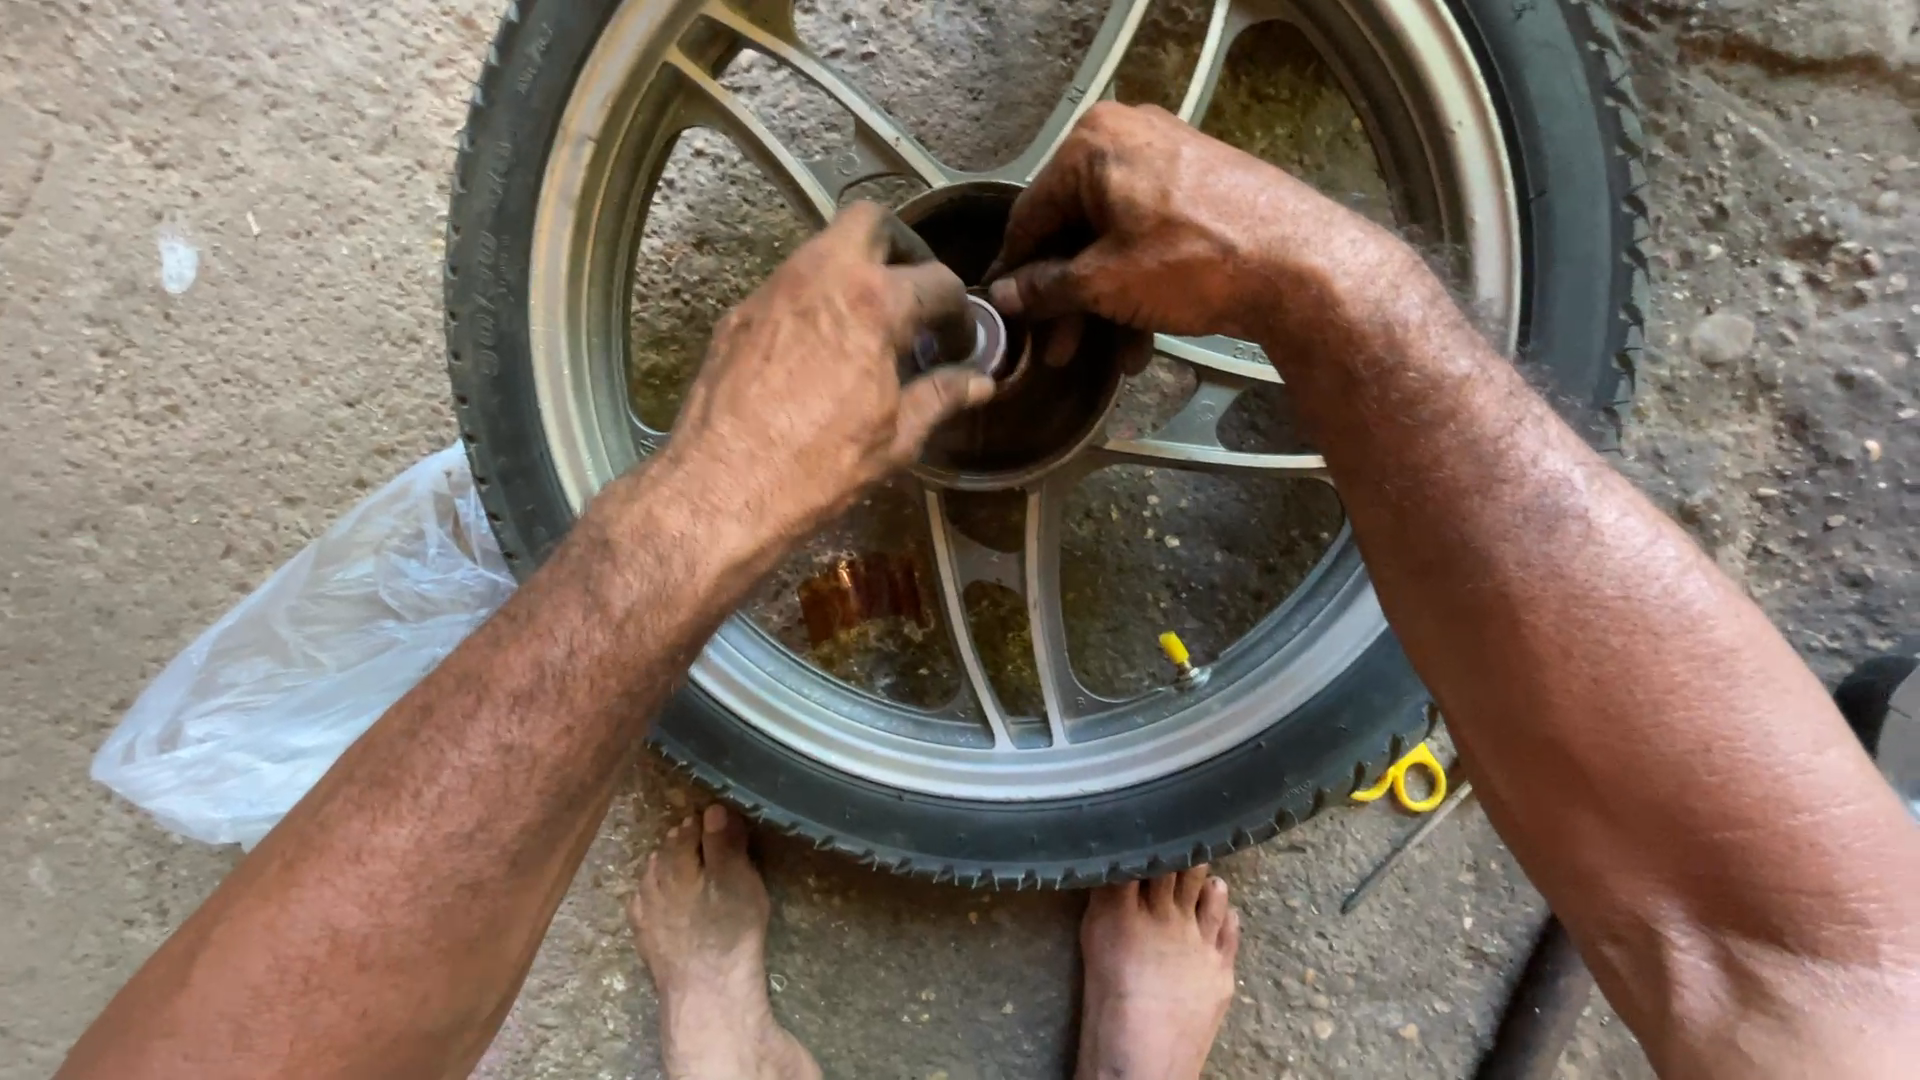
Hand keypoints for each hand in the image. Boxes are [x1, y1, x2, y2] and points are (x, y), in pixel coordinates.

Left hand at [661, 202, 993, 544]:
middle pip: (872, 222)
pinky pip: (787, 285)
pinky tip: (819, 350)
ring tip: (868, 325)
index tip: (958, 341)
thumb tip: (980, 383)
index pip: (937, 280)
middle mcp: (822, 276)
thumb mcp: (897, 438)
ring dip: (854, 271)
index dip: (959, 311)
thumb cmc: (821, 467)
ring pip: (822, 247)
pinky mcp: (738, 313)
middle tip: (914, 296)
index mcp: (874, 304)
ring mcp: (773, 289)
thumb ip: (941, 397)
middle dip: (903, 249)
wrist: (721, 486)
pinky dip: (815, 300)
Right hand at [987, 102, 1413, 348]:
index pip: (1030, 215)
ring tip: (1103, 359)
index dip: (1014, 272)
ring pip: (1109, 245)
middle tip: (1054, 350)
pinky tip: (1139, 344)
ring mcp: (1165, 166)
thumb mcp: (1104, 282)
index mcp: (1092, 146)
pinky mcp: (1195, 194)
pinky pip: (1144, 243)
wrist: (1298, 265)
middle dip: (1064, 302)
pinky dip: (1135, 290)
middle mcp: (1126, 143)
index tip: (1004, 313)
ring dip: (1101, 308)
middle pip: (1072, 234)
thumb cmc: (1189, 263)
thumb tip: (1002, 297)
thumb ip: (1045, 288)